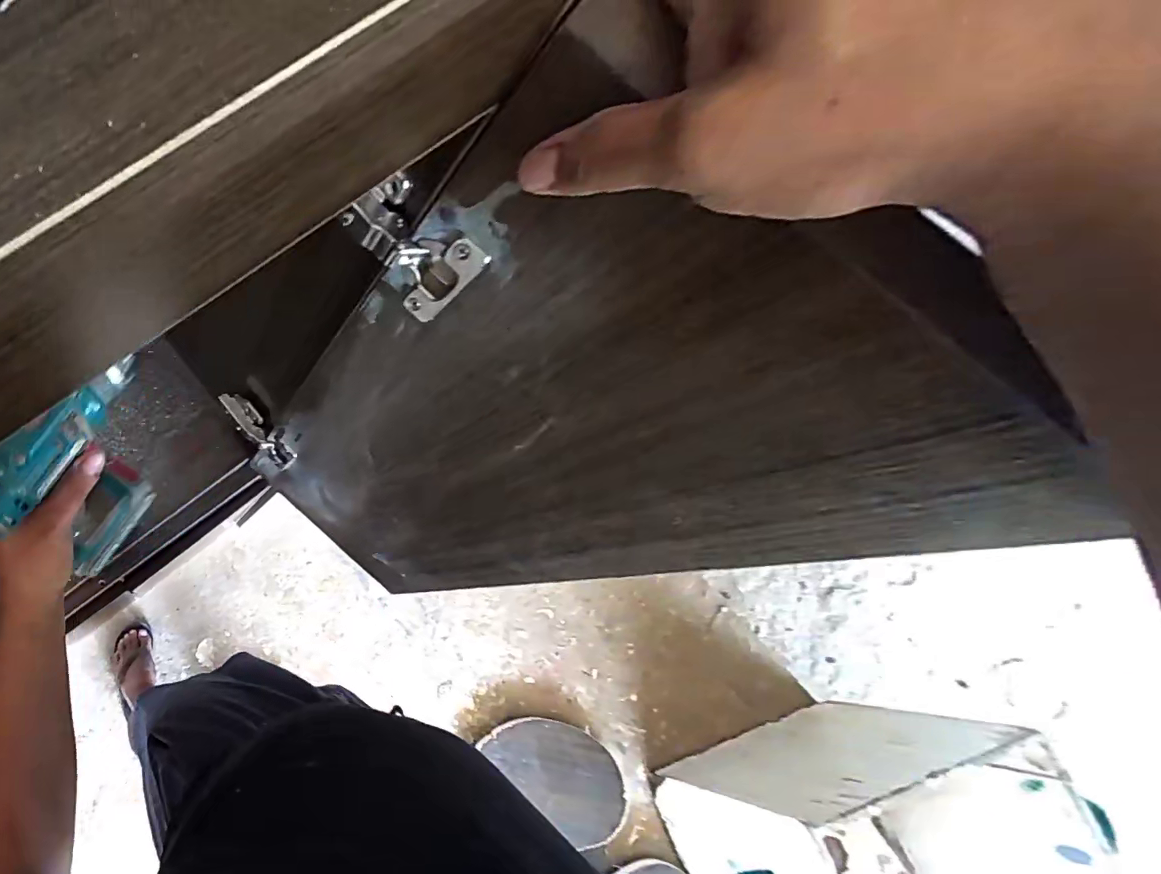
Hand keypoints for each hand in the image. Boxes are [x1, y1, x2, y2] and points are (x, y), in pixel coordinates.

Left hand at [0, 447, 104, 610]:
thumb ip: (73, 488)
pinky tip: (76, 482)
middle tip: (75, 435)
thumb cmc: (35, 566)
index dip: (32, 439)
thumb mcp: (55, 522)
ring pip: (34, 485)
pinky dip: (59, 489)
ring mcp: (12, 518)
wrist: (33, 608)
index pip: (7, 458)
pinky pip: (42, 499)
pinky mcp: (27, 529)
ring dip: (57, 472)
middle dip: (50, 454)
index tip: (58, 424)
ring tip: (80, 453)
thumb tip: (95, 453)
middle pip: (22, 470)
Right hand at [516, 0, 1159, 225]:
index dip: (597, 30)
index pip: (625, 3)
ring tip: (706, 120)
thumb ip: (609, 152)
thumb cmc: (856, 116)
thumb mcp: (705, 148)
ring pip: (711, 23)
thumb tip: (531, 167)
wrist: (1031, 111)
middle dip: (649, 52)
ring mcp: (807, 0)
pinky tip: (745, 106)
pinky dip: (727, 65)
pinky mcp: (843, 13)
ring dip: (688, 62)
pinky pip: (753, 34)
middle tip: (637, 117)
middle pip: (672, 11)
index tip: (580, 71)